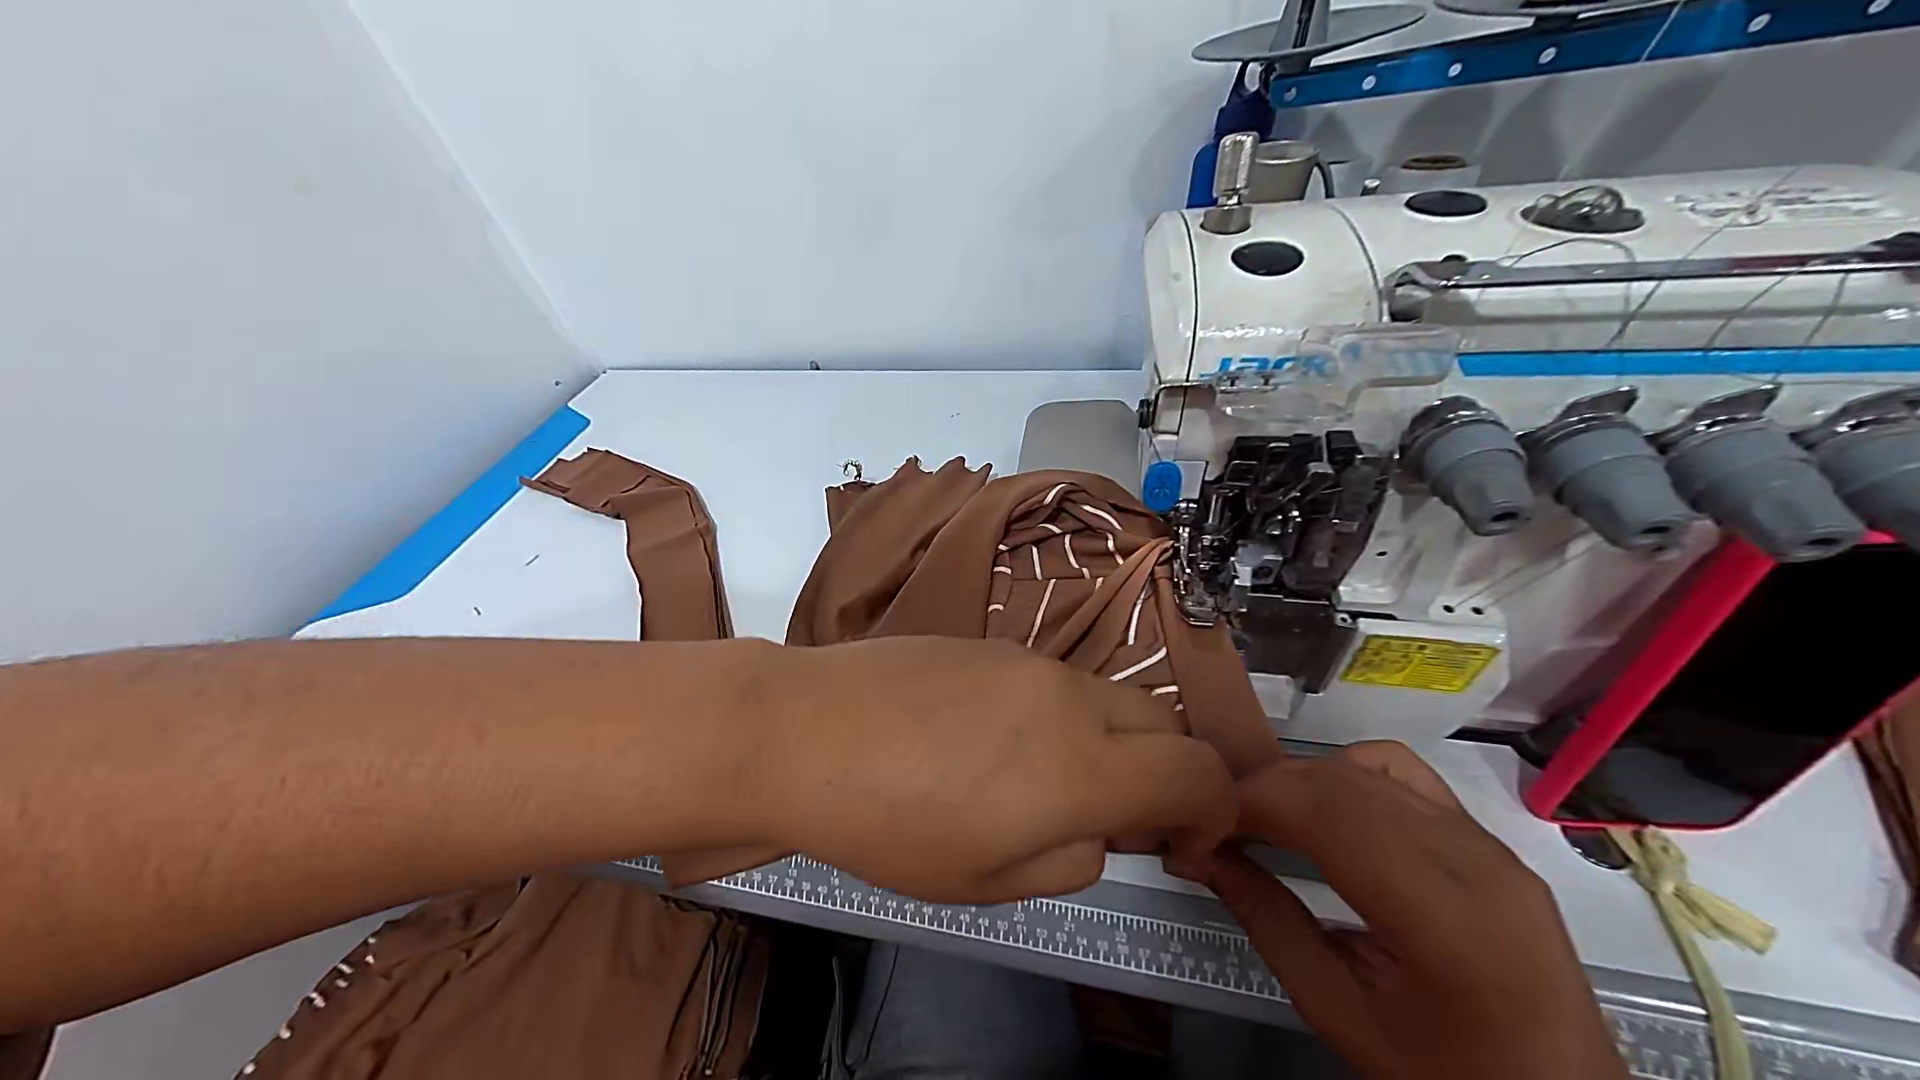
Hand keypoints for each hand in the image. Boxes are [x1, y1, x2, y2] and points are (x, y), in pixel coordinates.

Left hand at [743, 637, 1236, 903]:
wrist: (804, 729)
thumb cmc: (888, 823)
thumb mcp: (986, 881)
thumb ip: (1072, 858)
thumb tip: (1099, 829)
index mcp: (1080, 767)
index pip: (1199, 773)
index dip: (1212, 814)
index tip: (1177, 844)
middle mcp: (1070, 699)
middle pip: (1165, 723)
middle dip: (1164, 773)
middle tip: (1108, 814)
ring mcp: (1030, 661)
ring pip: (1108, 699)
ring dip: (1108, 742)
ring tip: (1037, 779)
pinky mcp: (993, 643)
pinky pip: (1056, 682)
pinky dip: (1059, 716)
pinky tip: (992, 742)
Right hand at [1206, 742, 1626, 1079]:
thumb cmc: (1446, 1074)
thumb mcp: (1340, 1012)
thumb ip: (1268, 923)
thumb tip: (1201, 858)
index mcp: (1444, 917)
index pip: (1325, 813)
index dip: (1249, 803)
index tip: (1202, 829)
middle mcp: (1472, 859)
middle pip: (1338, 781)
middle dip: (1262, 790)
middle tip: (1219, 825)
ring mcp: (1486, 841)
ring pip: (1364, 767)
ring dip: (1299, 782)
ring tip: (1265, 818)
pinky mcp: (1488, 837)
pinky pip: (1403, 773)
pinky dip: (1347, 774)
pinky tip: (1327, 808)